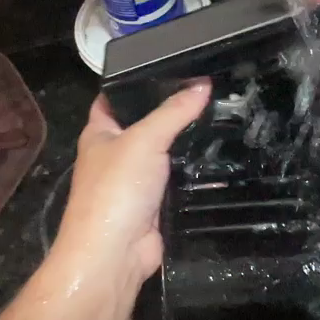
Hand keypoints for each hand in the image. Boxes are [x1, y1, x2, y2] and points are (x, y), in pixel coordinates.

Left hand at [41, 82, 211, 317]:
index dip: (137, 80)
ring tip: (222, 113)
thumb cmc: (115, 190)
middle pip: (145, 123)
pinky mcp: (154, 204)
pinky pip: (176, 180)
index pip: (115, 96)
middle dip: (171, 109)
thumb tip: (203, 85)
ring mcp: (134, 180)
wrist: (113, 255)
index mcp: (98, 132)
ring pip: (164, 152)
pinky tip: (217, 154)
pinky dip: (192, 171)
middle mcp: (114, 153)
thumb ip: (173, 112)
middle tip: (209, 87)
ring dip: (185, 141)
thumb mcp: (144, 140)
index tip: (172, 64)